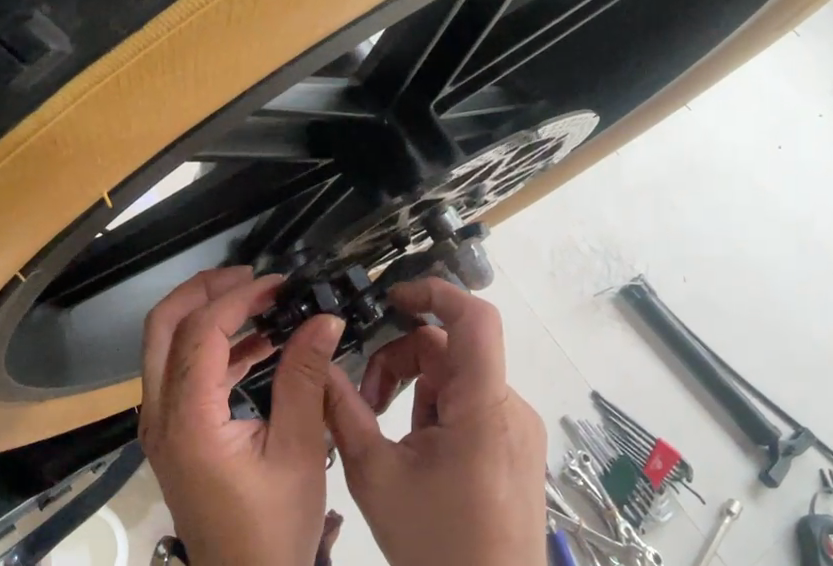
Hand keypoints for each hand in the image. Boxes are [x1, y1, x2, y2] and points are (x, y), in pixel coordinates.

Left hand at [140, 266, 347, 565]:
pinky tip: (256, 345)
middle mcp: (159, 414)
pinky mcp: (170, 433)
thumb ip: (304, 379)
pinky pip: (179, 372)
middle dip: (204, 291)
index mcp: (188, 419)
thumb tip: (323, 319)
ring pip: (165, 344)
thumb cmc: (274, 528)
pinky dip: (210, 349)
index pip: (201, 331)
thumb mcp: (299, 453)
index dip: (239, 299)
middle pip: (163, 325)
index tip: (277, 285)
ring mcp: (159, 424)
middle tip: (251, 278)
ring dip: (206, 316)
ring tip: (259, 304)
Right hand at [322, 278, 546, 565]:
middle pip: (448, 349)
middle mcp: (509, 409)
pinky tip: (412, 449)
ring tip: (383, 431)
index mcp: (483, 408)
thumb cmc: (436, 545)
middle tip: (364, 400)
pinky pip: (469, 403)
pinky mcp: (514, 449)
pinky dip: (433, 408)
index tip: (391, 298)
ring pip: (455, 376)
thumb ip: (341, 409)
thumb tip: (316, 358)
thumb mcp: (375, 474)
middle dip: (398, 360)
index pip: (475, 318)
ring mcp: (516, 429)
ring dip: (412, 386)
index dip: (434, 291)